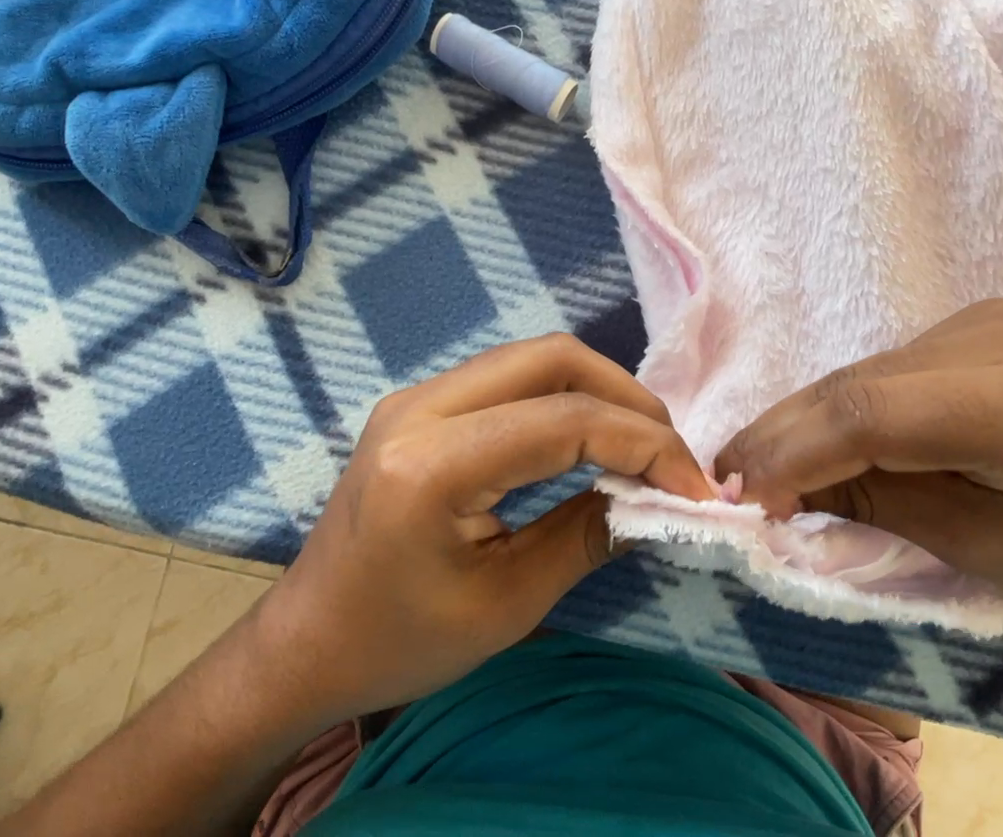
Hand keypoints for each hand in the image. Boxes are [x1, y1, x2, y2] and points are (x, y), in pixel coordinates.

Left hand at [247, 333, 708, 725]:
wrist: (306, 644)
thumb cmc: (399, 643)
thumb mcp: (507, 604)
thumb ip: (588, 537)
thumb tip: (661, 500)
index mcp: (432, 464)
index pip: (565, 421)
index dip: (646, 446)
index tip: (696, 489)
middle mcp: (419, 407)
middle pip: (552, 358)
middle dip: (628, 399)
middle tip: (672, 458)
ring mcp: (413, 399)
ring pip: (531, 360)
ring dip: (597, 394)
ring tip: (642, 450)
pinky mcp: (417, 407)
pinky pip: (506, 381)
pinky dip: (561, 401)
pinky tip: (588, 442)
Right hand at [712, 300, 1002, 658]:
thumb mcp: (986, 553)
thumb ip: (873, 504)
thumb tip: (769, 486)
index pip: (878, 414)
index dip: (794, 451)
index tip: (740, 497)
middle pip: (861, 383)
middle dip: (783, 436)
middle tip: (726, 481)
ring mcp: (1001, 314)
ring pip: (866, 371)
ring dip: (806, 420)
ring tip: (759, 466)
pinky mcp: (988, 316)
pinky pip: (890, 366)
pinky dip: (845, 406)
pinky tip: (820, 438)